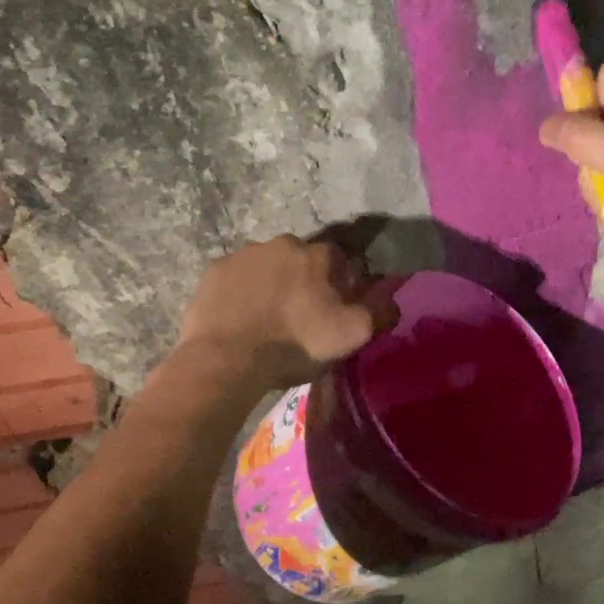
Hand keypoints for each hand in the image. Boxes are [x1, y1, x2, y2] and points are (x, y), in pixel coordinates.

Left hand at [172, 235, 400, 391]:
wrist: (226, 360)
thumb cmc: (295, 344)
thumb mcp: (352, 335)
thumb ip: (380, 312)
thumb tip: (391, 299)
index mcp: (318, 255)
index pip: (341, 261)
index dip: (342, 286)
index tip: (336, 311)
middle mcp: (281, 243)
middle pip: (302, 261)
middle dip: (305, 282)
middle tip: (301, 318)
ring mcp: (242, 255)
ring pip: (267, 268)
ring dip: (272, 286)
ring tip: (269, 321)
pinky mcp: (212, 272)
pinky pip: (236, 280)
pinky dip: (242, 294)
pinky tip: (242, 321)